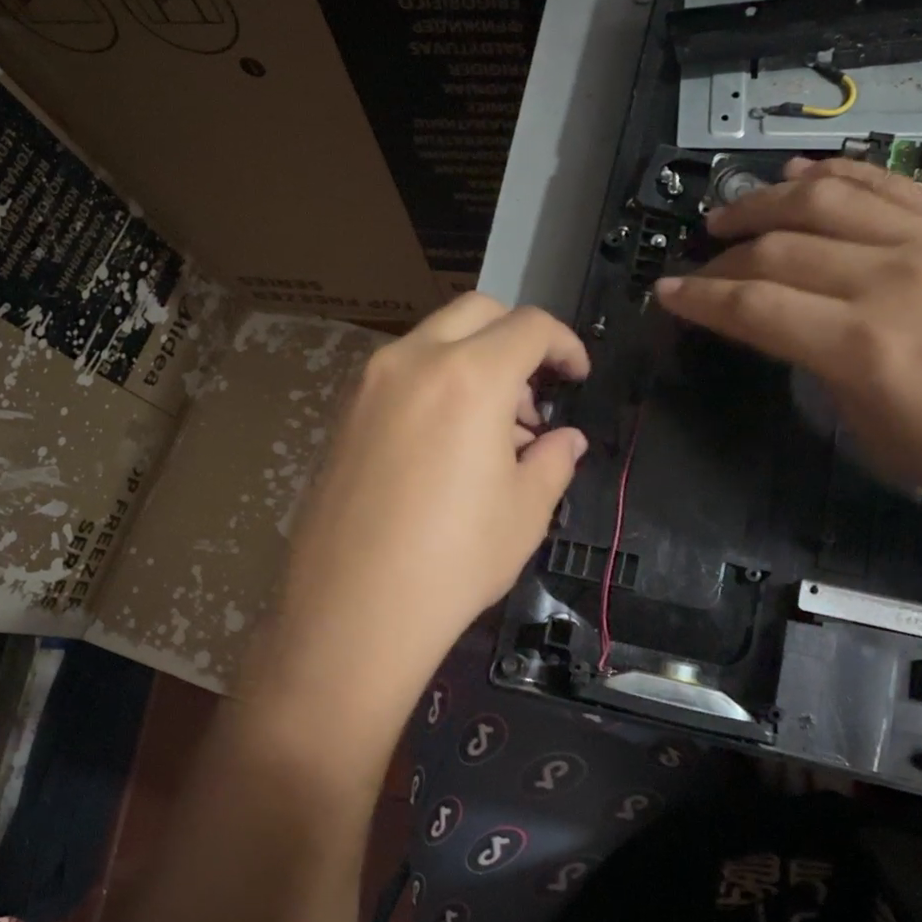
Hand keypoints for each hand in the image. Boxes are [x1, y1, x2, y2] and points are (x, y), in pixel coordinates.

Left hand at [269, 294, 589, 715]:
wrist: (355, 610)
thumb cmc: (456, 560)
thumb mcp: (526, 511)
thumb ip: (554, 459)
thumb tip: (566, 439)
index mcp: (471, 376)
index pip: (530, 327)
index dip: (566, 345)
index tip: (577, 377)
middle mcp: (414, 361)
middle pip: (477, 312)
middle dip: (517, 338)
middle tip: (535, 392)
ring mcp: (370, 384)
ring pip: (434, 339)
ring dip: (474, 360)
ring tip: (495, 429)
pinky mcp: (344, 414)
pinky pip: (401, 373)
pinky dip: (436, 382)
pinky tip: (448, 443)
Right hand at [655, 156, 921, 506]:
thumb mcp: (891, 448)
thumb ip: (837, 390)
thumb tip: (812, 348)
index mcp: (861, 349)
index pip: (754, 308)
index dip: (699, 299)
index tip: (665, 293)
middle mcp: (886, 280)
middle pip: (779, 247)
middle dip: (723, 251)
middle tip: (696, 259)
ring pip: (825, 198)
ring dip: (764, 200)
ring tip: (730, 206)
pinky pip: (887, 183)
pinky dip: (835, 175)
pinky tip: (805, 175)